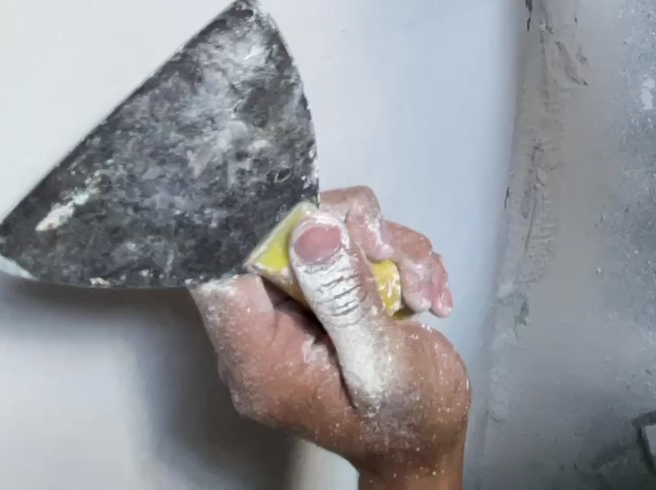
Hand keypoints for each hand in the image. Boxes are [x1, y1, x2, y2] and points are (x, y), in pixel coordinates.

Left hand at [193, 187, 469, 486]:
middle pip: (290, 237)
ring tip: (421, 292)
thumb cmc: (405, 418)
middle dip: (355, 233)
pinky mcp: (336, 294)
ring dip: (393, 250)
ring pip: (337, 231)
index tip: (320, 215)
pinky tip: (423, 293)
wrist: (431, 440)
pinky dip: (401, 259)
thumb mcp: (380, 361)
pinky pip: (362, 246)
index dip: (262, 229)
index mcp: (261, 356)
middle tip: (394, 256)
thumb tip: (311, 228)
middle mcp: (273, 326)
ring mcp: (306, 307)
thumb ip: (344, 297)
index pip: (225, 274)